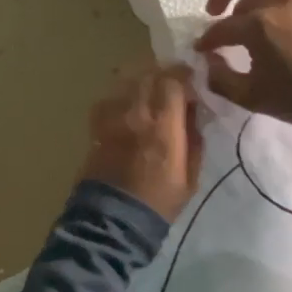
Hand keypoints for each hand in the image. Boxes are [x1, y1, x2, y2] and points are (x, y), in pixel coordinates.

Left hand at [79, 65, 202, 221]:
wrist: (114, 219)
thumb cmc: (159, 201)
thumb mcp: (190, 175)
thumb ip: (194, 139)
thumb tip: (194, 113)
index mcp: (163, 126)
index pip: (173, 81)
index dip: (184, 75)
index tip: (193, 79)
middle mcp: (136, 113)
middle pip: (149, 74)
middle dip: (164, 73)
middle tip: (173, 82)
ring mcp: (112, 117)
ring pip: (126, 79)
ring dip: (142, 78)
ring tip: (151, 87)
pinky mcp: (96, 125)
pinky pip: (109, 96)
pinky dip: (121, 93)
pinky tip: (129, 102)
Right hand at [193, 0, 291, 121]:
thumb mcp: (251, 95)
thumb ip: (222, 78)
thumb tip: (210, 63)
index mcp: (257, 25)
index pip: (221, 27)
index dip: (207, 40)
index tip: (201, 51)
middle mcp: (275, 5)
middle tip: (214, 11)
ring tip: (241, 23)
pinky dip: (265, 6)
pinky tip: (265, 31)